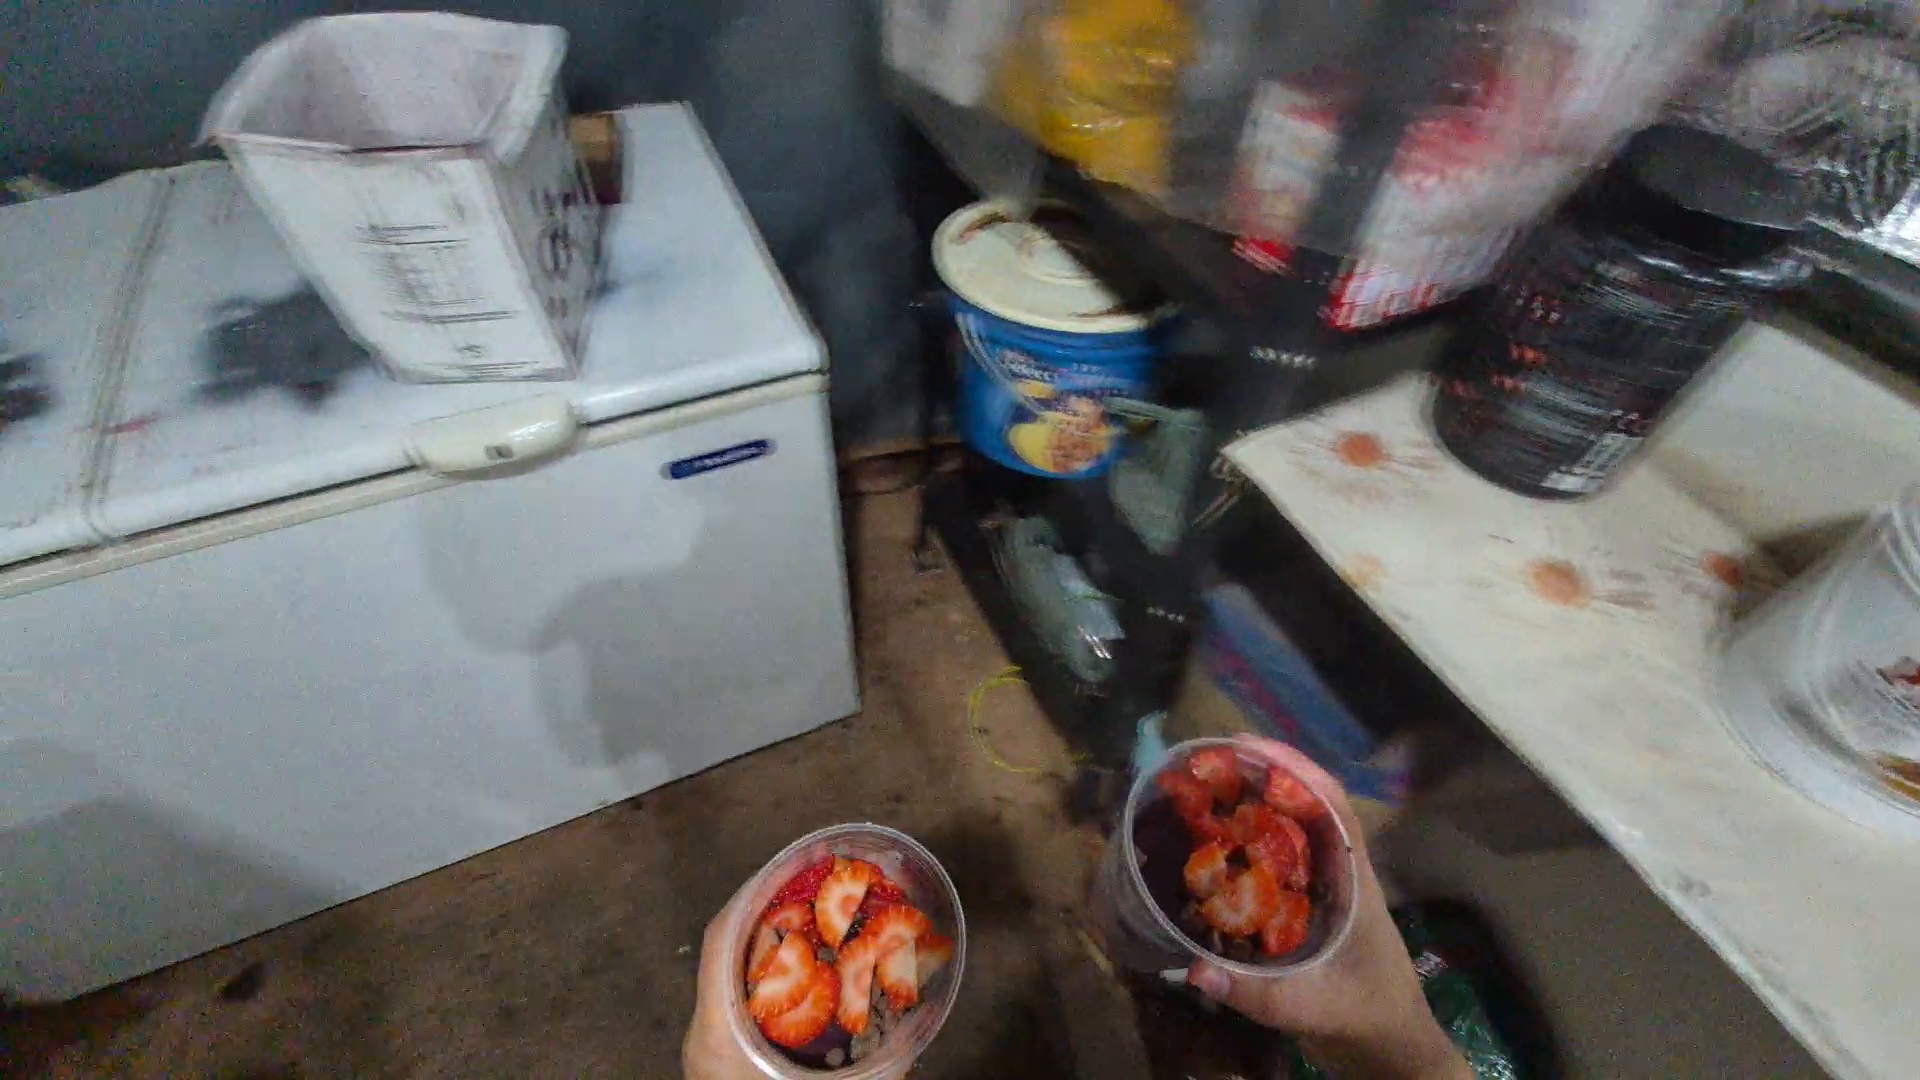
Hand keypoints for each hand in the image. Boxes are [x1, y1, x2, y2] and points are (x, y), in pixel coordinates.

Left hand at [683, 879, 911, 1079]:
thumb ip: (880, 1064)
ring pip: (734, 970)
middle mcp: (705, 1033)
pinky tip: (818, 974)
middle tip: (821, 886)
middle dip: (774, 907)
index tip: (793, 867)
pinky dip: (778, 974)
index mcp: (716, 1035)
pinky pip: (744, 996)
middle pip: (728, 947)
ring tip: (822, 917)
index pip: (719, 940)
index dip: (753, 892)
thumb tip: (921, 1029)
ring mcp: (711, 1047)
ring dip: (775, 938)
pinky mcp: (722, 1059)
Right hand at [1185, 738, 1471, 1079]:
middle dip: (1263, 772)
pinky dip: (1249, 830)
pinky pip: (1279, 850)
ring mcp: (1326, 882)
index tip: (1247, 746)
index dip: (1294, 768)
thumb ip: (1254, 994)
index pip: (1332, 805)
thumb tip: (1192, 970)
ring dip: (1255, 796)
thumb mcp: (1311, 1010)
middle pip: (1308, 801)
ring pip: (1293, 823)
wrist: (1394, 1054)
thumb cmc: (1367, 1020)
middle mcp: (1340, 869)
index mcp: (1354, 879)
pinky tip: (1214, 832)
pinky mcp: (1309, 898)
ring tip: (1206, 783)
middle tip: (1210, 760)